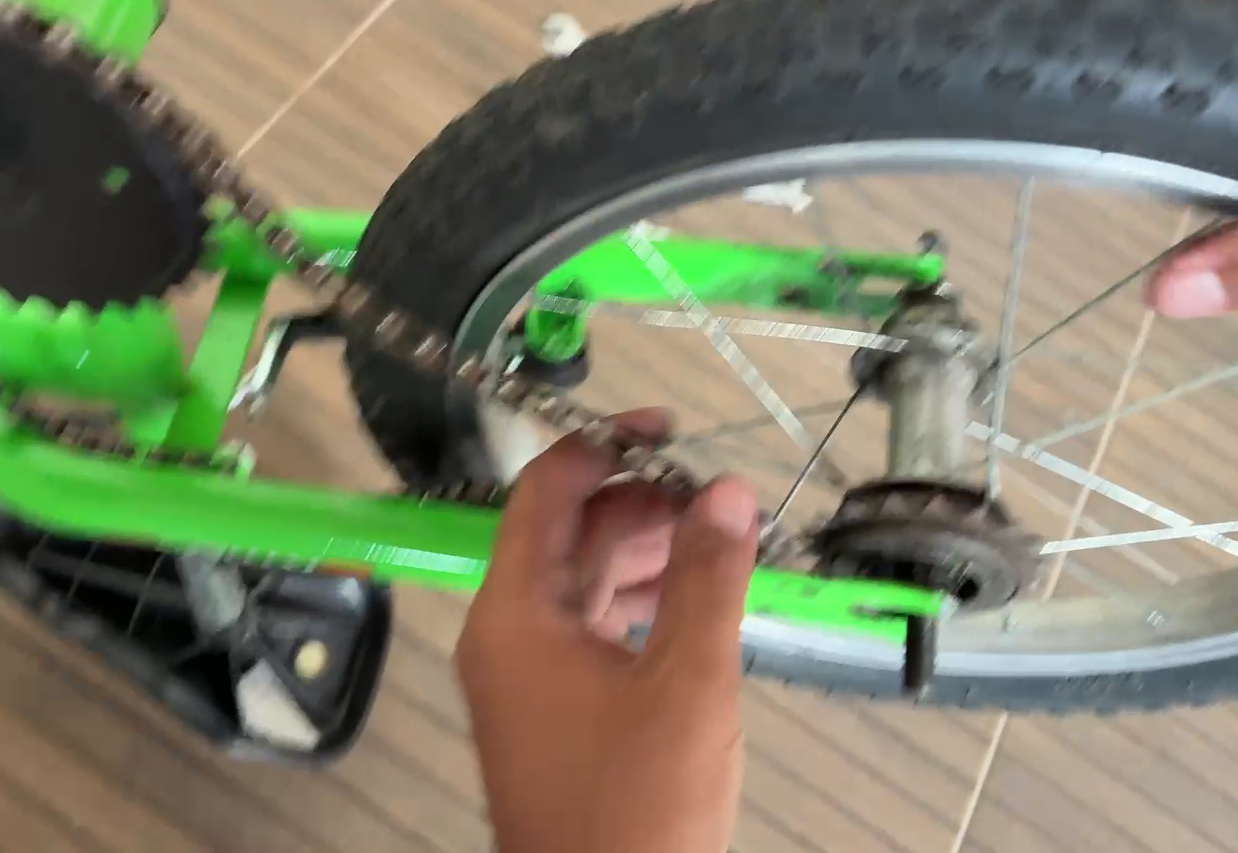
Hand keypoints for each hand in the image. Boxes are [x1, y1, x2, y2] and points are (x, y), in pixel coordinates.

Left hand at [455, 409, 759, 852]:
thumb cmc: (640, 806)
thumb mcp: (686, 683)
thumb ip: (706, 577)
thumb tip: (729, 492)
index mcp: (514, 609)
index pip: (546, 491)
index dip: (601, 446)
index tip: (662, 431)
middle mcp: (508, 626)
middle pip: (569, 531)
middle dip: (640, 504)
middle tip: (712, 499)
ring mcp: (528, 665)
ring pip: (584, 576)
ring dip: (646, 549)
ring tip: (716, 538)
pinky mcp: (555, 698)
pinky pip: (593, 620)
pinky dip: (638, 596)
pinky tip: (690, 591)